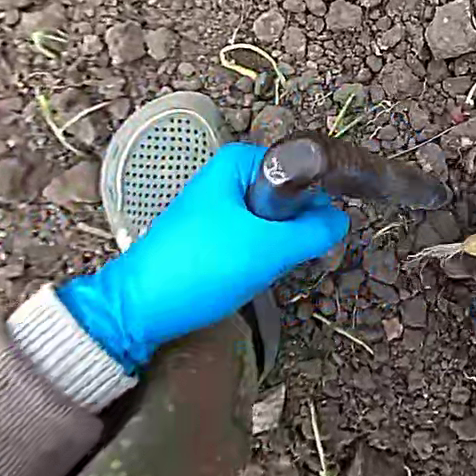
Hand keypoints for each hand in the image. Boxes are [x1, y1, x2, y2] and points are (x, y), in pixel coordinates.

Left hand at [59, 143, 348, 368]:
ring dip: (284, 241)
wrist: (134, 313)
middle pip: (291, 195)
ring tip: (272, 264)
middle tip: (294, 251)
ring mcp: (220, 204)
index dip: (316, 201)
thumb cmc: (202, 268)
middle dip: (299, 225)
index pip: (303, 170)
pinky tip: (256, 270)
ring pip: (277, 217)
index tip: (317, 230)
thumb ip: (317, 231)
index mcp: (239, 161)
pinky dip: (265, 250)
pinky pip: (258, 232)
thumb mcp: (272, 248)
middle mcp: (228, 174)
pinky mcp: (213, 231)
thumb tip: (341, 220)